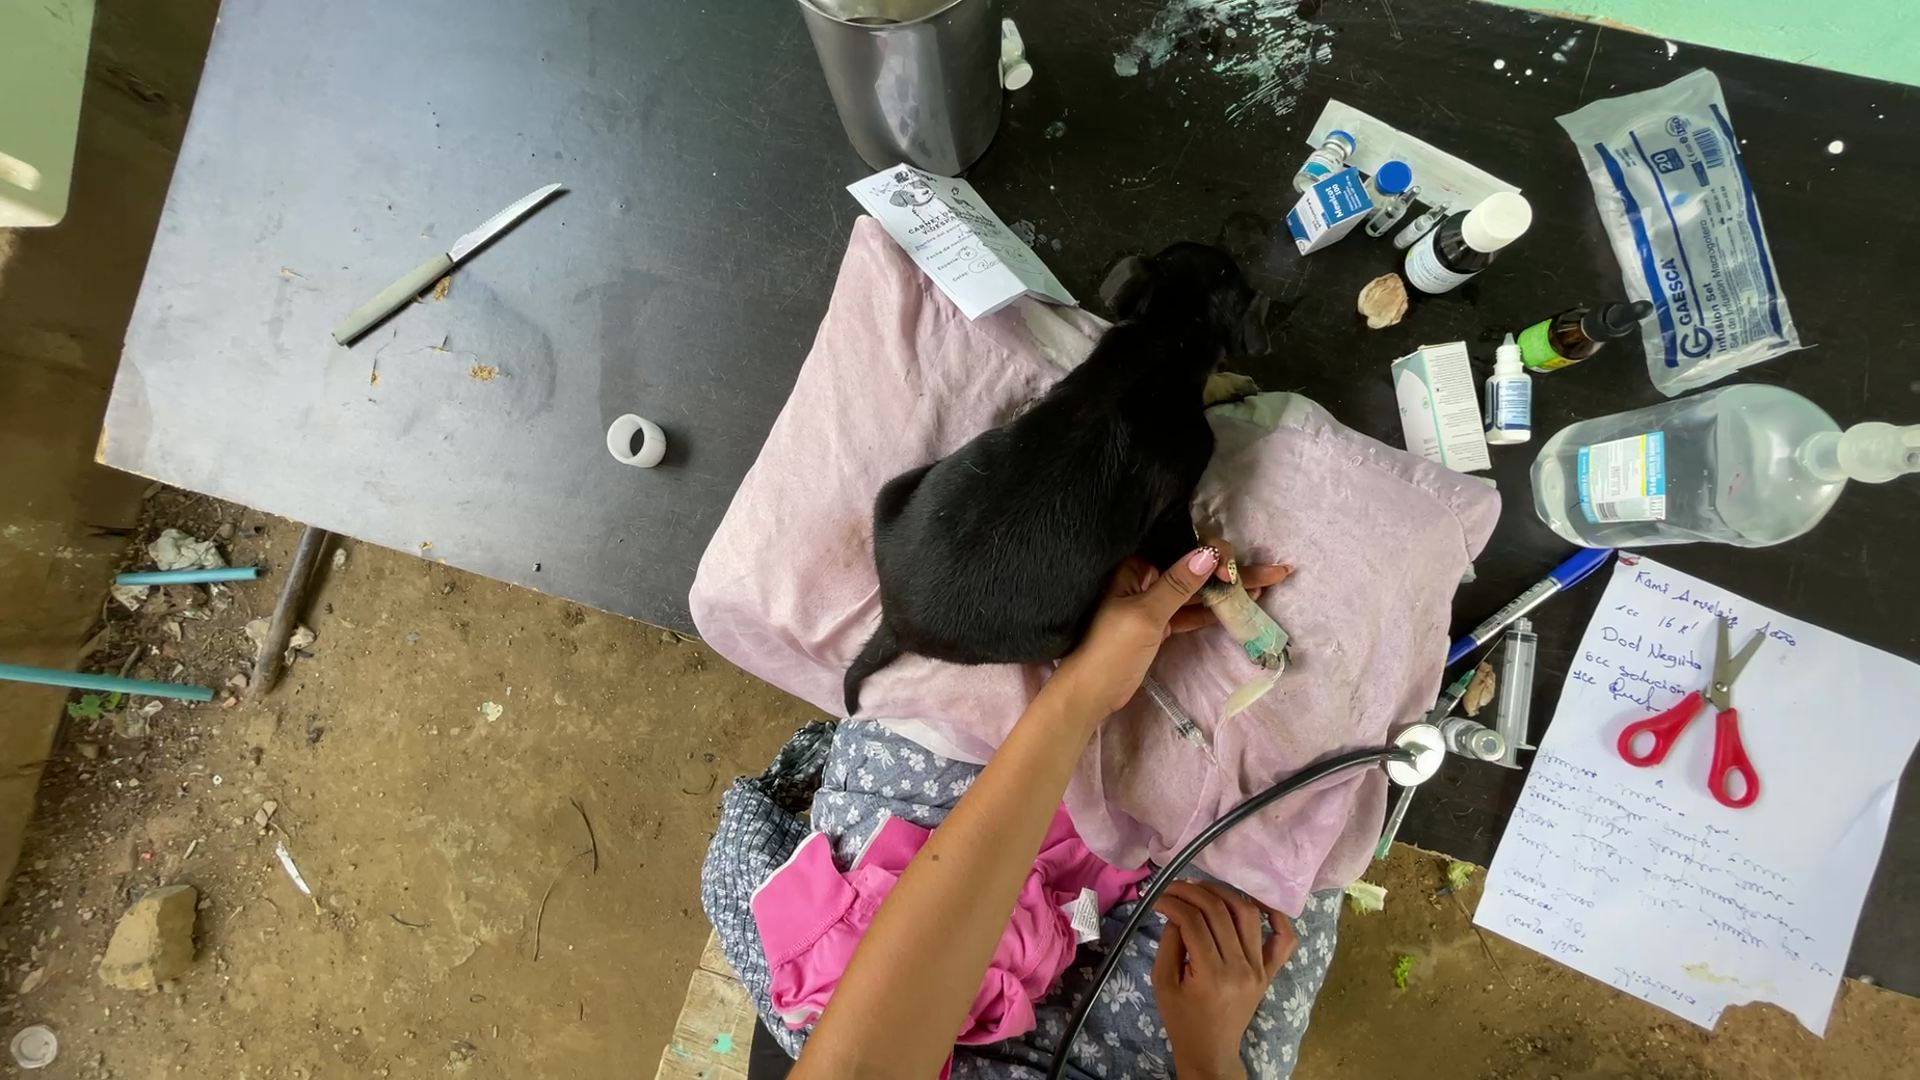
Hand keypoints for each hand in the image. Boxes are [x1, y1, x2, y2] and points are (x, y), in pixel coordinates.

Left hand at [1050, 542, 1290, 716]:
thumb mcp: (1146, 614)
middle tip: (1274, 571)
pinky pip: (1191, 611)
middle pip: (1192, 570)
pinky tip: (1242, 604)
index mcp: (1133, 569)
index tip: (1237, 561)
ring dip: (1228, 590)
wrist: (1092, 691)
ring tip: (1268, 584)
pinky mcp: (1159, 624)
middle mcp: (1143, 579)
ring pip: (1196, 592)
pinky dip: (1214, 609)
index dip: (1210, 552)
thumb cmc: (1111, 648)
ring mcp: (1152, 603)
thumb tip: (1209, 554)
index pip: (1178, 550)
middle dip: (1231, 570)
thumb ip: (1178, 584)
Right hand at [1151, 881, 1297, 1079]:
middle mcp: (1241, 969)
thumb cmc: (1181, 1018)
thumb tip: (1176, 907)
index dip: (1173, 902)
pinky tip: (1255, 899)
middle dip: (1192, 891)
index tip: (1157, 898)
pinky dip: (1276, 915)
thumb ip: (1169, 940)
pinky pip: (1284, 940)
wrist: (1210, 1051)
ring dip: (1223, 892)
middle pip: (1219, 911)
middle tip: (1173, 887)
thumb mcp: (1162, 980)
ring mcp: (1260, 969)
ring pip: (1247, 914)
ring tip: (1201, 888)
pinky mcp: (1269, 972)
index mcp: (1212, 977)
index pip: (1193, 922)